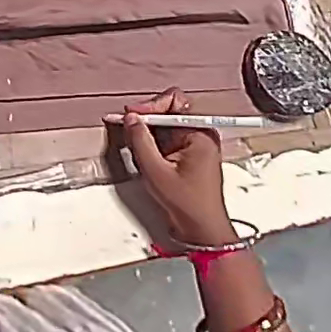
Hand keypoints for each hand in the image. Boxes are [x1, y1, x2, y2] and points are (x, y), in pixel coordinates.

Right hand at [117, 88, 235, 246]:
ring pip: (166, 127)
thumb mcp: (156, 171)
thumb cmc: (188, 204)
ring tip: (136, 146)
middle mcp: (200, 135)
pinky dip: (153, 145)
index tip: (132, 115)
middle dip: (147, 120)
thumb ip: (141, 141)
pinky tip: (146, 158)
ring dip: (148, 134)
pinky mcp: (188, 155)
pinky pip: (167, 140)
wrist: (202, 229)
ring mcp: (195, 145)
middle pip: (169, 112)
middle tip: (129, 128)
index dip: (150, 106)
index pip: (174, 102)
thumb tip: (131, 119)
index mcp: (200, 133)